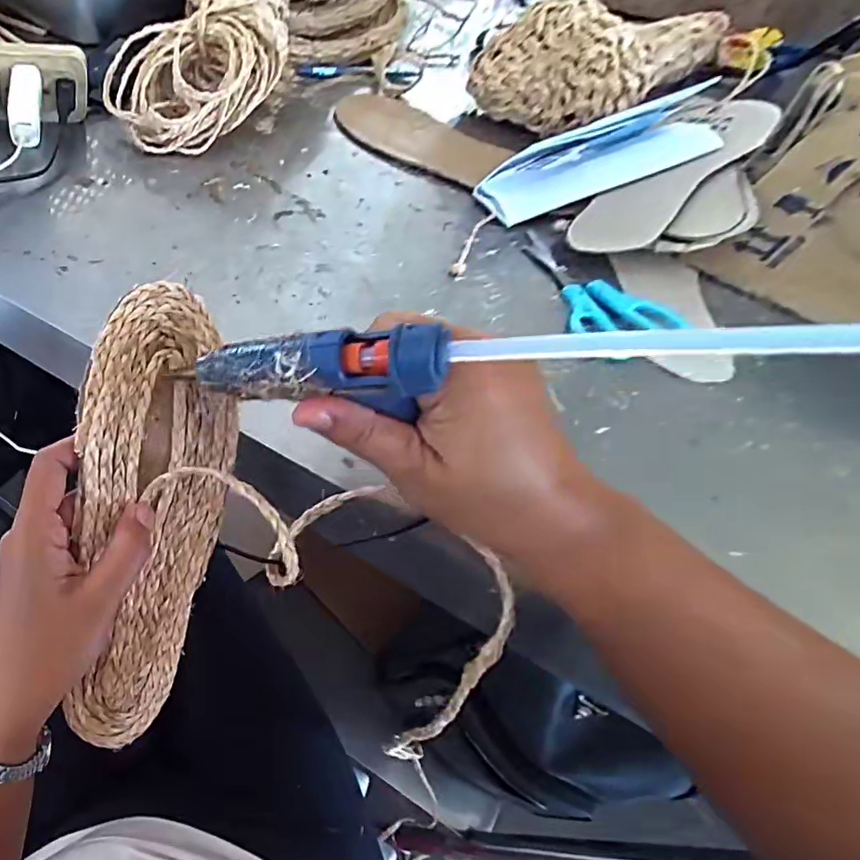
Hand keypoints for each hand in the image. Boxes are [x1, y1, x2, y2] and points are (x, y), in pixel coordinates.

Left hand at [0, 438, 153, 761]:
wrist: (12, 697)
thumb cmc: (51, 650)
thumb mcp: (99, 600)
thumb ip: (125, 551)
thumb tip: (146, 507)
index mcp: (32, 531)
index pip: (48, 466)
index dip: (78, 446)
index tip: (119, 444)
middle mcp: (24, 536)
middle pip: (62, 492)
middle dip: (104, 490)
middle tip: (147, 495)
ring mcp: (26, 557)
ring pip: (66, 521)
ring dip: (100, 523)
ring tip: (140, 530)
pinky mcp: (32, 576)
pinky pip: (63, 545)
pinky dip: (90, 545)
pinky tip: (117, 562)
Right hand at [291, 314, 611, 566]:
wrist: (557, 521)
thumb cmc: (484, 498)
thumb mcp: (411, 466)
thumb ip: (358, 430)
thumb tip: (302, 409)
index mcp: (461, 363)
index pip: (385, 337)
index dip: (349, 365)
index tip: (325, 400)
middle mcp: (481, 345)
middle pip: (401, 340)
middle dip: (374, 378)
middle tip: (374, 429)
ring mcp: (495, 356)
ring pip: (419, 353)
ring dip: (396, 386)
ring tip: (403, 434)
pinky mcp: (502, 372)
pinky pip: (443, 364)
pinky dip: (422, 389)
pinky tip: (426, 427)